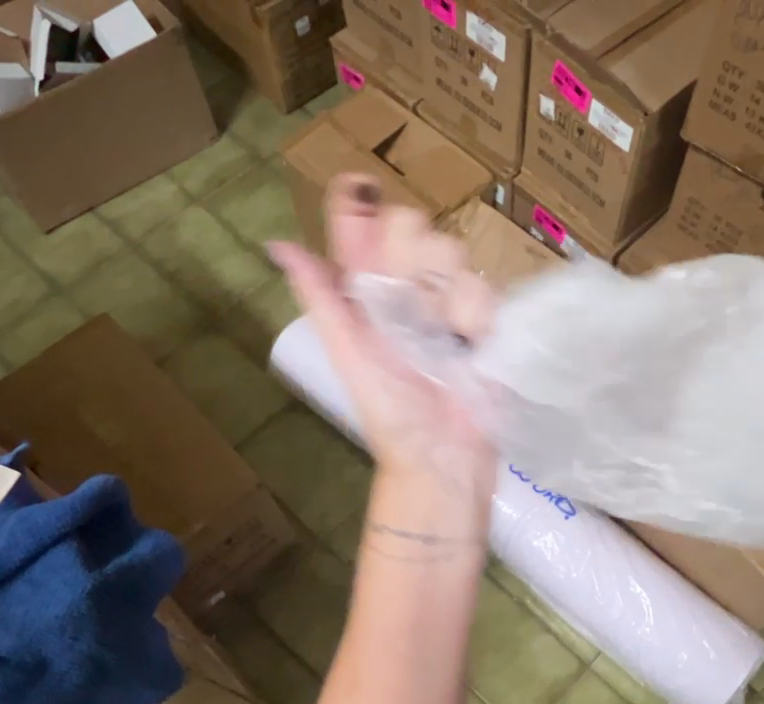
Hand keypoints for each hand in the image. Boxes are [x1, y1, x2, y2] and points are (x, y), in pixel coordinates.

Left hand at [267, 175, 497, 500]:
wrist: (441, 454)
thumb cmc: (391, 412)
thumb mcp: (349, 353)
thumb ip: (322, 297)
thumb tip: (277, 244)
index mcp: (366, 291)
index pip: (362, 223)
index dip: (359, 200)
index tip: (360, 189)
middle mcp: (407, 287)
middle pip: (411, 223)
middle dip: (408, 252)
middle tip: (405, 298)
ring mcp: (448, 301)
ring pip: (449, 249)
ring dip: (440, 289)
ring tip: (439, 335)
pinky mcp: (486, 319)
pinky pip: (482, 286)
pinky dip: (473, 316)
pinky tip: (468, 345)